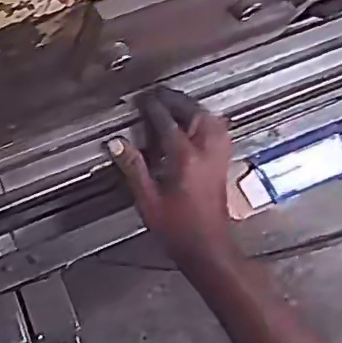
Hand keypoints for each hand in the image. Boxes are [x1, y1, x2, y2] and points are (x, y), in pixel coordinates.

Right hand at [109, 86, 239, 267]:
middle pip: (194, 113)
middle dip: (175, 100)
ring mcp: (219, 157)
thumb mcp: (148, 200)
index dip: (153, 108)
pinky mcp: (224, 163)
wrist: (208, 248)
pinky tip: (197, 121)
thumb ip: (133, 168)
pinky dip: (206, 120)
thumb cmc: (178, 229)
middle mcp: (206, 152)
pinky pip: (218, 130)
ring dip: (193, 107)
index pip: (167, 122)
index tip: (142, 100)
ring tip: (176, 103)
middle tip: (158, 94)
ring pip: (211, 119)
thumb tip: (117, 144)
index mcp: (185, 159)